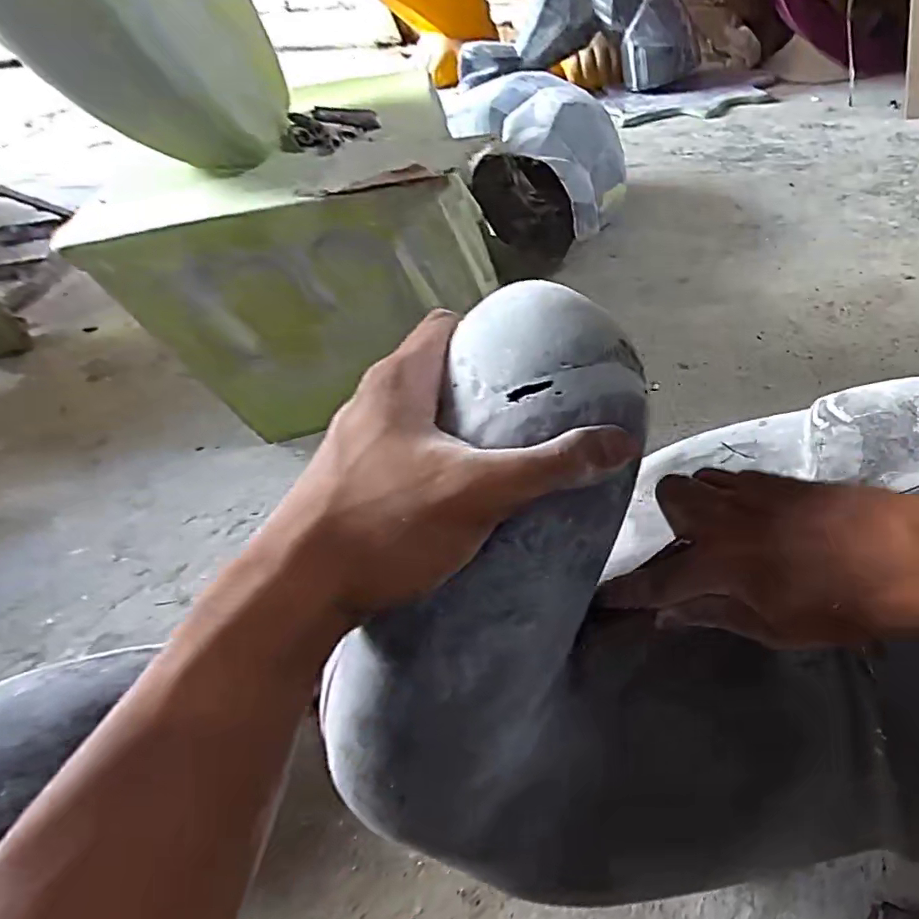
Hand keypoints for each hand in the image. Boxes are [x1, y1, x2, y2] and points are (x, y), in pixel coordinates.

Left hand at [258, 310, 640, 622]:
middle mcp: (371, 404)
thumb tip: (620, 443)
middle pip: (436, 373)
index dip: (489, 333)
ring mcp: (356, 447)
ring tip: (505, 456)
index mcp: (397, 383)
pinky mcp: (351, 485)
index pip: (446, 327)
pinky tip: (462, 497)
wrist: (298, 591)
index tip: (530, 360)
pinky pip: (407, 456)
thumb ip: (550, 466)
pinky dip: (439, 463)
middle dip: (483, 388)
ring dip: (461, 430)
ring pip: (420, 419)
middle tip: (531, 414)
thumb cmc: (385, 524)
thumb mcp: (479, 490)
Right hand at [601, 470, 918, 648]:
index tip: (604, 597)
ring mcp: (754, 491)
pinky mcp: (781, 480)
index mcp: (718, 562)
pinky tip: (753, 518)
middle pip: (670, 497)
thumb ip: (716, 615)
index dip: (627, 592)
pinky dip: (728, 495)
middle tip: (689, 548)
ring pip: (702, 479)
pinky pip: (735, 478)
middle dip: (666, 521)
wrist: (906, 555)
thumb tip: (670, 616)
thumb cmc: (838, 605)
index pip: (657, 580)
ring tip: (719, 530)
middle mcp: (725, 517)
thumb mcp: (774, 628)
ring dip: (697, 503)